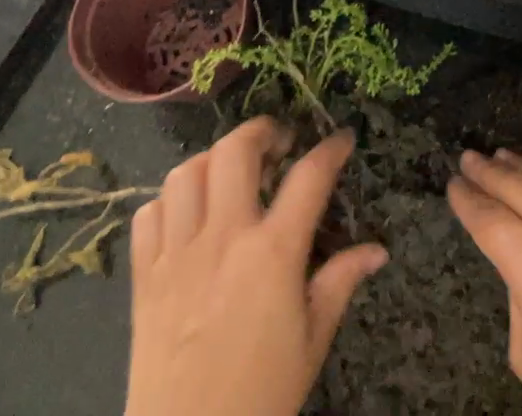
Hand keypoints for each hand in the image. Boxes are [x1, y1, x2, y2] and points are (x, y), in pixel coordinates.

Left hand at [125, 117, 387, 415]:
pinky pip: (148, 215)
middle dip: (261, 131)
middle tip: (279, 142)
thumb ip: (341, 282)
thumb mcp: (313, 339)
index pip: (309, 177)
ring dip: (212, 160)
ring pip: (185, 173)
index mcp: (273, 252)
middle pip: (235, 152)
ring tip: (230, 172)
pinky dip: (168, 201)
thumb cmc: (263, 389)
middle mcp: (223, 238)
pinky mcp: (144, 275)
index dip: (331, 149)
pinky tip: (187, 214)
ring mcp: (177, 253)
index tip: (341, 139)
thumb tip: (377, 250)